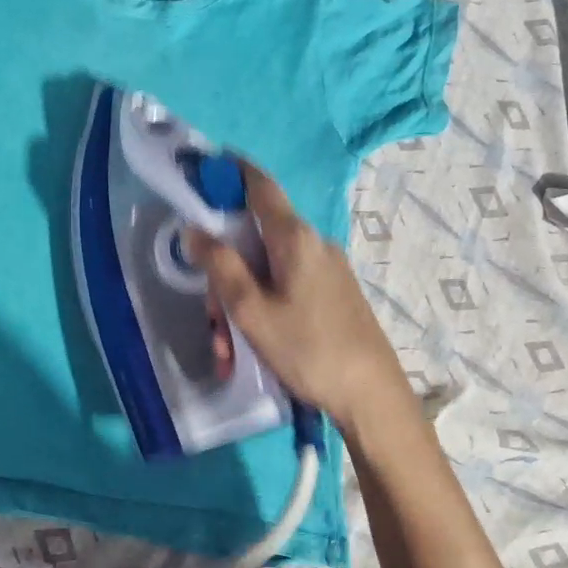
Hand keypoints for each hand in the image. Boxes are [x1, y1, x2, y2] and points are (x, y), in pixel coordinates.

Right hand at [189, 163, 411, 435]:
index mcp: (294, 238)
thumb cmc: (308, 349)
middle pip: (252, 237)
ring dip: (237, 302)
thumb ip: (219, 265)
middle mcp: (313, 244)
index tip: (200, 168)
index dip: (228, 170)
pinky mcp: (331, 294)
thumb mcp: (250, 310)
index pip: (258, 185)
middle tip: (211, 318)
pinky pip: (282, 288)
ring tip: (228, 350)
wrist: (373, 399)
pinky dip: (259, 310)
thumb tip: (194, 230)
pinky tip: (249, 350)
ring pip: (264, 269)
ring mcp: (325, 269)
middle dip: (222, 272)